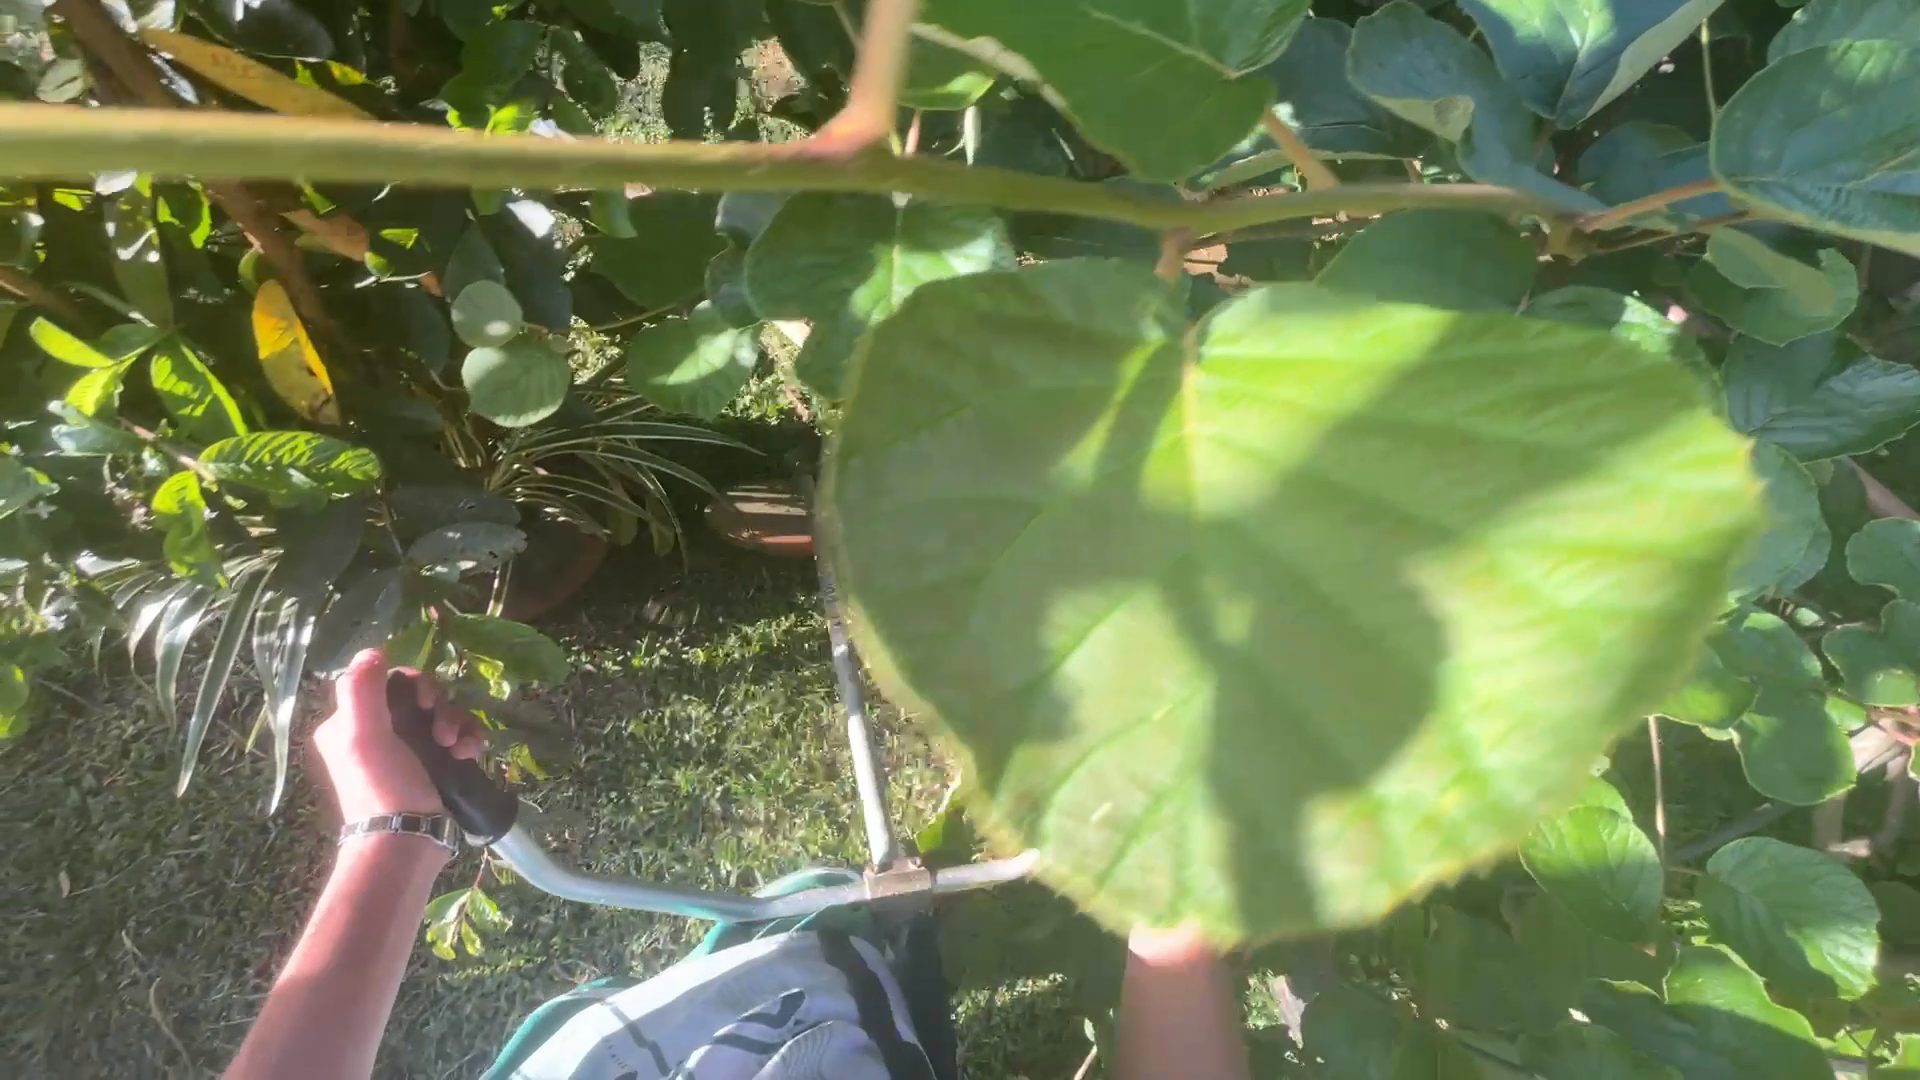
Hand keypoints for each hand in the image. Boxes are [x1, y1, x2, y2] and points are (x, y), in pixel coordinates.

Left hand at [312, 648, 483, 822]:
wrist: (409, 836)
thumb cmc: (382, 785)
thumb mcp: (364, 735)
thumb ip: (362, 690)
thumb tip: (372, 651)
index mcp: (351, 724)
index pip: (388, 681)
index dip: (415, 683)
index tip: (426, 700)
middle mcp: (377, 732)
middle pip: (421, 698)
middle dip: (441, 709)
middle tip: (443, 731)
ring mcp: (409, 749)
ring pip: (443, 716)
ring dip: (458, 725)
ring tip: (459, 748)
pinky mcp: (434, 763)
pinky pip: (457, 736)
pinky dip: (467, 740)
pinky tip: (469, 754)